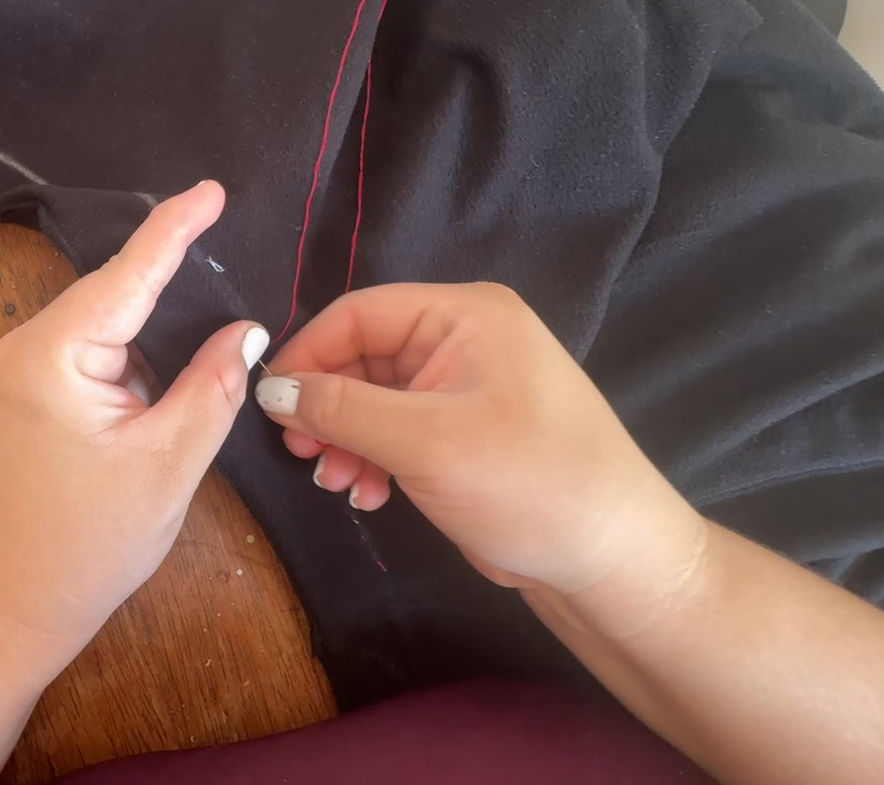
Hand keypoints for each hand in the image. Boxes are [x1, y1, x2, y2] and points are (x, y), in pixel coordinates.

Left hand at [0, 181, 267, 644]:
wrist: (20, 595)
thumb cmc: (93, 539)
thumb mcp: (168, 463)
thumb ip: (211, 386)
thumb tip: (246, 328)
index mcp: (55, 356)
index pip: (127, 276)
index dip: (173, 228)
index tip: (212, 189)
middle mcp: (29, 345)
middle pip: (113, 291)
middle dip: (170, 276)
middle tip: (223, 244)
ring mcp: (24, 364)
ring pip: (106, 319)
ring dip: (152, 325)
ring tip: (198, 333)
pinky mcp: (32, 383)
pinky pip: (93, 344)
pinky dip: (132, 350)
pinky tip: (158, 373)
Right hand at [254, 282, 705, 602]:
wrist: (616, 569)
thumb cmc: (528, 483)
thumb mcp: (423, 441)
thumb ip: (337, 408)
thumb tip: (267, 389)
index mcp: (462, 314)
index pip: (358, 314)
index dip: (308, 353)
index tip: (270, 401)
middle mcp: (458, 339)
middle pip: (360, 358)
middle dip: (326, 407)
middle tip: (298, 451)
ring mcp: (458, 385)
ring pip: (369, 397)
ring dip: (344, 439)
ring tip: (335, 481)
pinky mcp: (457, 428)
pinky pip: (390, 427)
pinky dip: (369, 456)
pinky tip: (366, 493)